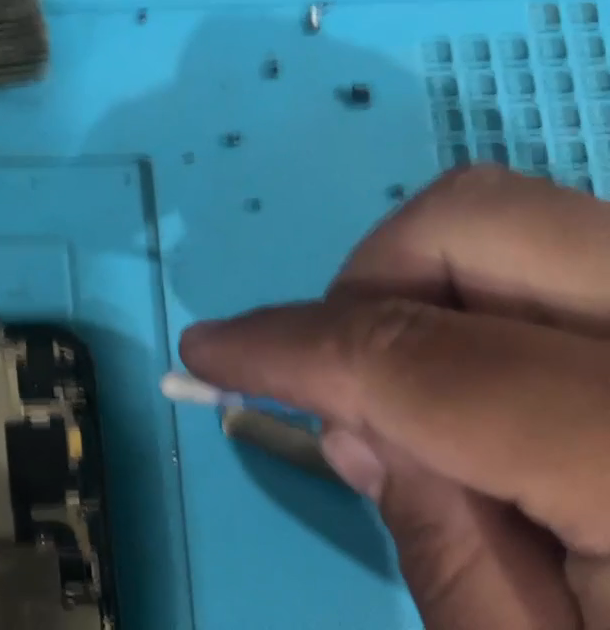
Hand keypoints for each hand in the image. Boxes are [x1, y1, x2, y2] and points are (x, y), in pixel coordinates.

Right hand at [181, 165, 609, 629]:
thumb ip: (445, 544)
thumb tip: (349, 425)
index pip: (420, 358)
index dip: (283, 347)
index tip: (207, 352)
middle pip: (489, 219)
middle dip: (371, 282)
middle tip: (348, 378)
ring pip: (555, 223)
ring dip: (448, 292)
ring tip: (456, 402)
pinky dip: (532, 313)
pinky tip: (547, 410)